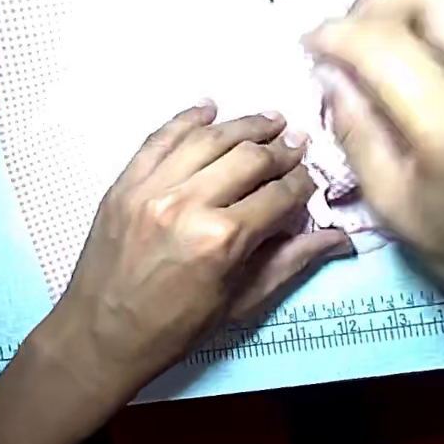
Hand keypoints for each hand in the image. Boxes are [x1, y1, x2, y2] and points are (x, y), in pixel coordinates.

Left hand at [39, 104, 349, 399]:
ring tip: (269, 118)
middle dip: (281, 149)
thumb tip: (341, 236)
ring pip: (208, 139)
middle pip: (249, 159)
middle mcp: (189, 204)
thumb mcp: (242, 301)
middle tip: (297, 143)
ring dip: (244, 124)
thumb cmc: (179, 328)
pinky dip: (186, 119)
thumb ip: (292, 261)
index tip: (312, 178)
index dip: (303, 183)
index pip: (279, 195)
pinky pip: (160, 138)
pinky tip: (209, 109)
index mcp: (224, 240)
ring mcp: (152, 188)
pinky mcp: (124, 182)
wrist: (103, 334)